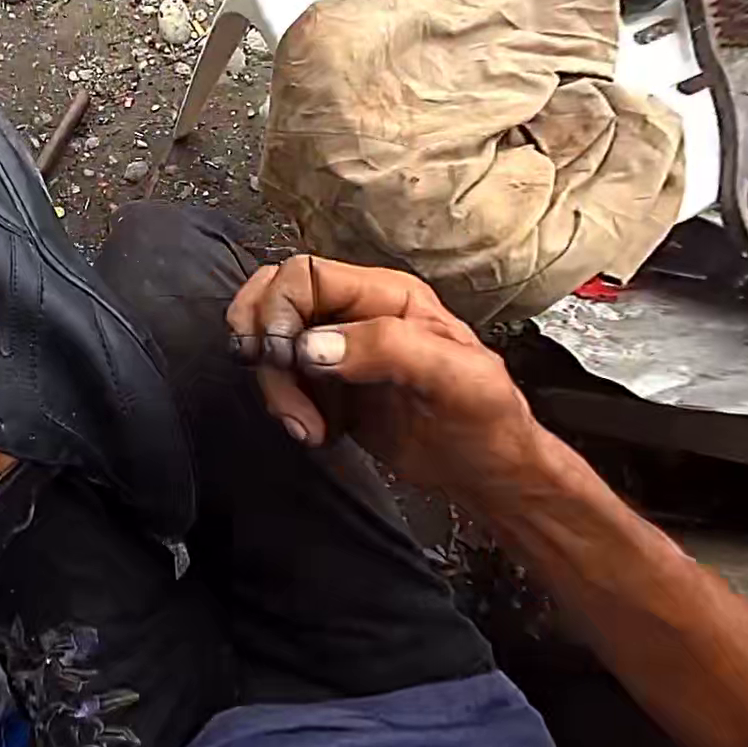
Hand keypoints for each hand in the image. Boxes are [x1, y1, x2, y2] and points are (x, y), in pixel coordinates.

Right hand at [225, 256, 547, 499]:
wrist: (481, 470)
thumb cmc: (483, 423)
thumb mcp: (455, 380)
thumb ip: (388, 349)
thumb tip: (309, 347)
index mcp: (385, 296)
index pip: (302, 275)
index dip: (279, 310)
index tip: (284, 357)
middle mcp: (352, 313)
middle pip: (271, 302)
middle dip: (264, 349)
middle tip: (286, 394)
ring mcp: (332, 347)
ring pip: (267, 342)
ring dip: (273, 387)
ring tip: (306, 426)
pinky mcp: (319, 381)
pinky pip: (275, 377)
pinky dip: (280, 403)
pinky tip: (313, 428)